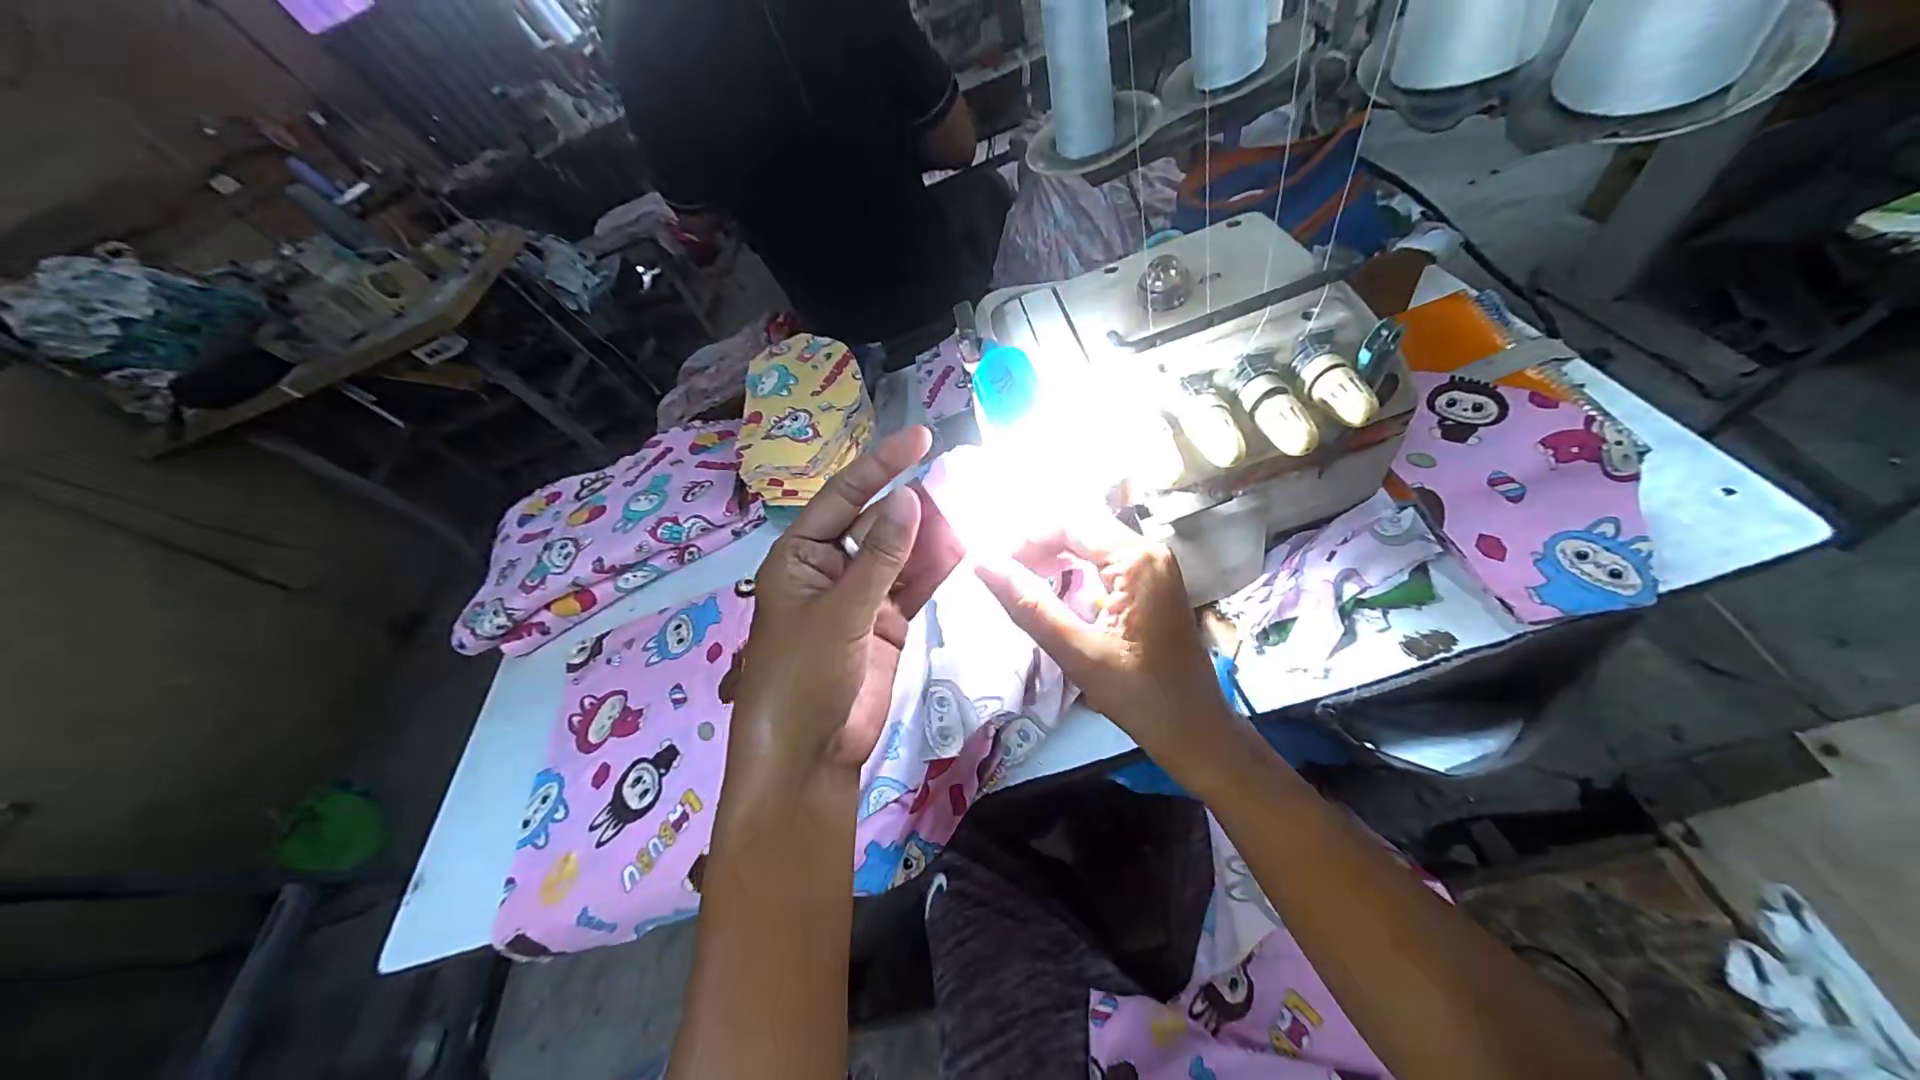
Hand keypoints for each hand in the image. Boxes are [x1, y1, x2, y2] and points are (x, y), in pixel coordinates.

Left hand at [731, 426, 960, 773]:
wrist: (810, 754)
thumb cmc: (803, 677)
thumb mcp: (840, 612)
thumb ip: (880, 557)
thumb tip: (909, 498)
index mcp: (799, 556)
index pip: (843, 498)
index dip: (880, 466)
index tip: (919, 438)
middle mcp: (829, 568)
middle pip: (877, 524)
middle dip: (914, 506)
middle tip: (962, 482)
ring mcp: (860, 596)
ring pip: (901, 555)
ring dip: (931, 536)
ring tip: (971, 509)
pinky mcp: (885, 623)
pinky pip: (913, 586)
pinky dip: (935, 569)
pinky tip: (963, 548)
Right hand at [973, 516, 1236, 766]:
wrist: (1195, 730)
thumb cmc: (1139, 695)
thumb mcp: (1076, 651)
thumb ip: (1028, 604)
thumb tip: (981, 564)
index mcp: (1136, 558)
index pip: (1067, 524)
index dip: (1025, 540)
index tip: (992, 566)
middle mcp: (1149, 551)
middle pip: (1080, 529)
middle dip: (1037, 548)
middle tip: (1002, 576)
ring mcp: (1154, 567)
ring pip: (1090, 545)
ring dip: (1054, 559)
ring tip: (1021, 585)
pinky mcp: (1152, 585)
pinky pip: (1105, 564)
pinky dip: (1075, 573)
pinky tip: (1053, 594)